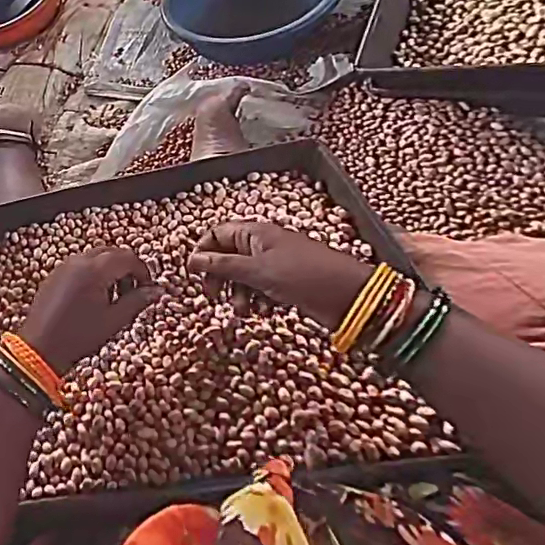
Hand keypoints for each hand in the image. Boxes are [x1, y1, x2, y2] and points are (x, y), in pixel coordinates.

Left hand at [17, 248, 161, 372]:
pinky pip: (80, 265)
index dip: (143, 271)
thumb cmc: (79, 336)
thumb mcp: (115, 320)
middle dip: (126, 269)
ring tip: (113, 299)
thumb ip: (137, 301)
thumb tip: (157, 290)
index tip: (147, 289)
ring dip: (110, 271)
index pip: (127, 257)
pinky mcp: (55, 274)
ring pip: (95, 257)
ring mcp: (64, 266)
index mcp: (95, 270)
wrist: (40, 347)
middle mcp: (78, 261)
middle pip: (111, 253)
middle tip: (132, 292)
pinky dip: (93, 274)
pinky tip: (94, 298)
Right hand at [186, 222, 370, 325]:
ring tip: (243, 310)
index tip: (195, 273)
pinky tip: (264, 311)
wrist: (352, 297)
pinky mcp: (285, 283)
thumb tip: (192, 260)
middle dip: (218, 277)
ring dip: (236, 293)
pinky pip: (259, 289)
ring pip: (241, 276)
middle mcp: (262, 245)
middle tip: (213, 296)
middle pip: (226, 256)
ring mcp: (274, 264)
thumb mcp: (258, 271)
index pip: (216, 234)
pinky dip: (255, 300)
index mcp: (255, 233)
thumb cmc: (305, 276)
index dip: (203, 251)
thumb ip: (222, 265)